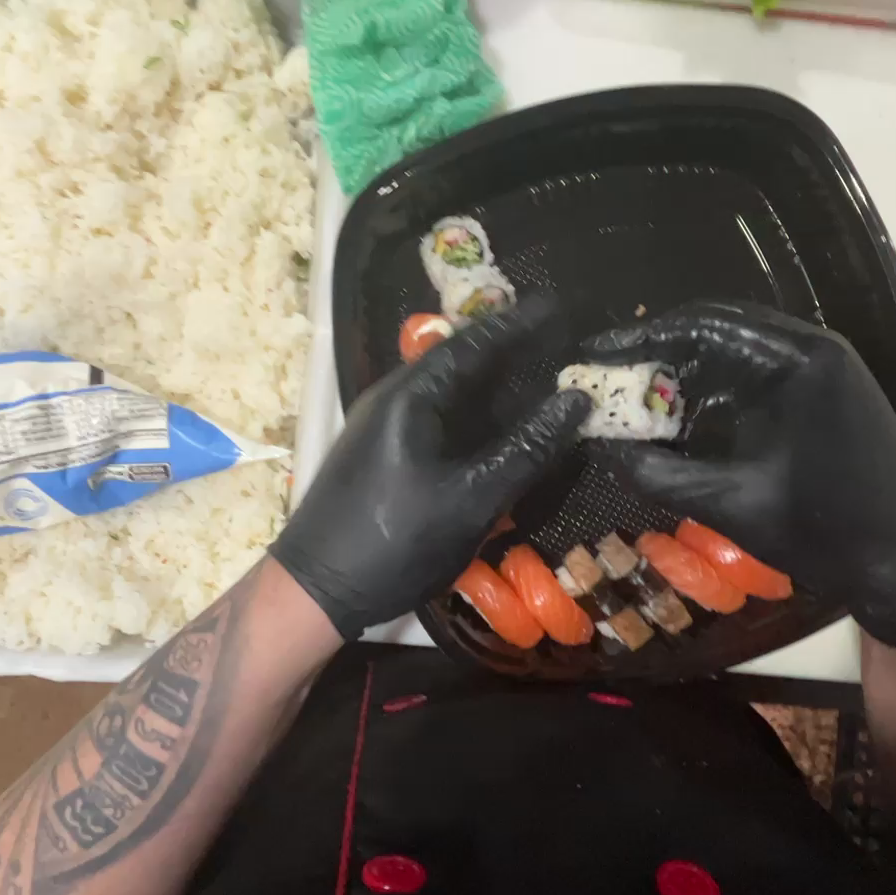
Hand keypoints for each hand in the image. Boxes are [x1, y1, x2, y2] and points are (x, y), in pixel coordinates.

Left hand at [272, 297, 592, 639]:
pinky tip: (507, 436)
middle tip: (565, 344)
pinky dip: (479, 425)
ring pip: (454, 399)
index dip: (519, 323)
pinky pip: (443, 426)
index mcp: (410, 396)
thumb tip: (576, 401)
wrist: (318, 588)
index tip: (560, 306)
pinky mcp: (389, 456)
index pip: (473, 343)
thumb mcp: (470, 498)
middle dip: (515, 355)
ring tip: (548, 384)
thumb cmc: (394, 541)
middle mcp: (396, 401)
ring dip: (499, 393)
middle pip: (464, 365)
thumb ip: (526, 450)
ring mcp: (390, 429)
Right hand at [580, 300, 895, 649]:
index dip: (641, 338)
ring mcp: (821, 368)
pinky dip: (712, 387)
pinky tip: (681, 412)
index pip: (702, 326)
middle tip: (608, 372)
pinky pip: (754, 372)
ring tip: (633, 391)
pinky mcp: (823, 392)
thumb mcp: (730, 505)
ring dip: (682, 368)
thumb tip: (601, 447)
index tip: (594, 354)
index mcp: (796, 363)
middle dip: (657, 349)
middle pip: (716, 329)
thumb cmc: (827, 533)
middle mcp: (810, 350)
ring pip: (733, 349)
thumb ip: (658, 473)